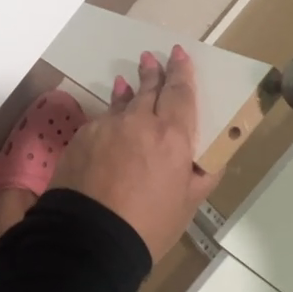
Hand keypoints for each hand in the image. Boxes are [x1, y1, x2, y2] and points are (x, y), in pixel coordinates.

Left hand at [53, 45, 218, 264]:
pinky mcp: (82, 138)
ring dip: (127, 91)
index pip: (179, 93)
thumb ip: (202, 173)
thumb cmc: (148, 225)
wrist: (90, 237)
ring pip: (121, 103)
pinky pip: (101, 122)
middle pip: (148, 90)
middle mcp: (139, 122)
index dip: (181, 71)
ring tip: (126, 81)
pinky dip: (109, 118)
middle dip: (152, 73)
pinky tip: (108, 122)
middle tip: (151, 58)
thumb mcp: (188, 203)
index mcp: (171, 135)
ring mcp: (106, 127)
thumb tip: (210, 156)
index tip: (179, 54)